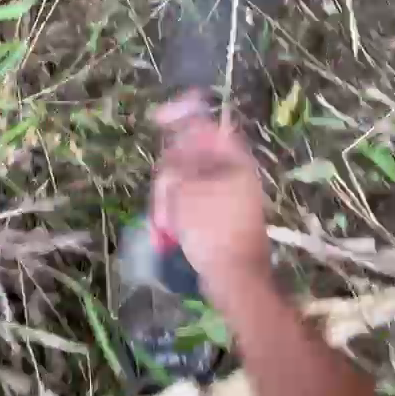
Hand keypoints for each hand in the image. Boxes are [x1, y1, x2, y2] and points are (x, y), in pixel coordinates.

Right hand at [150, 93, 270, 289]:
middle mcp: (232, 173)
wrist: (236, 281)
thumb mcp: (185, 190)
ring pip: (184, 182)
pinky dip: (176, 213)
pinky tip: (168, 232)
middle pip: (189, 156)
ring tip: (165, 225)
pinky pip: (190, 202)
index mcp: (233, 160)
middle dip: (168, 177)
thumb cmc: (213, 230)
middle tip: (162, 197)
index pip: (207, 123)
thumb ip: (177, 161)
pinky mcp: (218, 215)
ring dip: (168, 200)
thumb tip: (176, 145)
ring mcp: (226, 196)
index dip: (183, 114)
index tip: (158, 117)